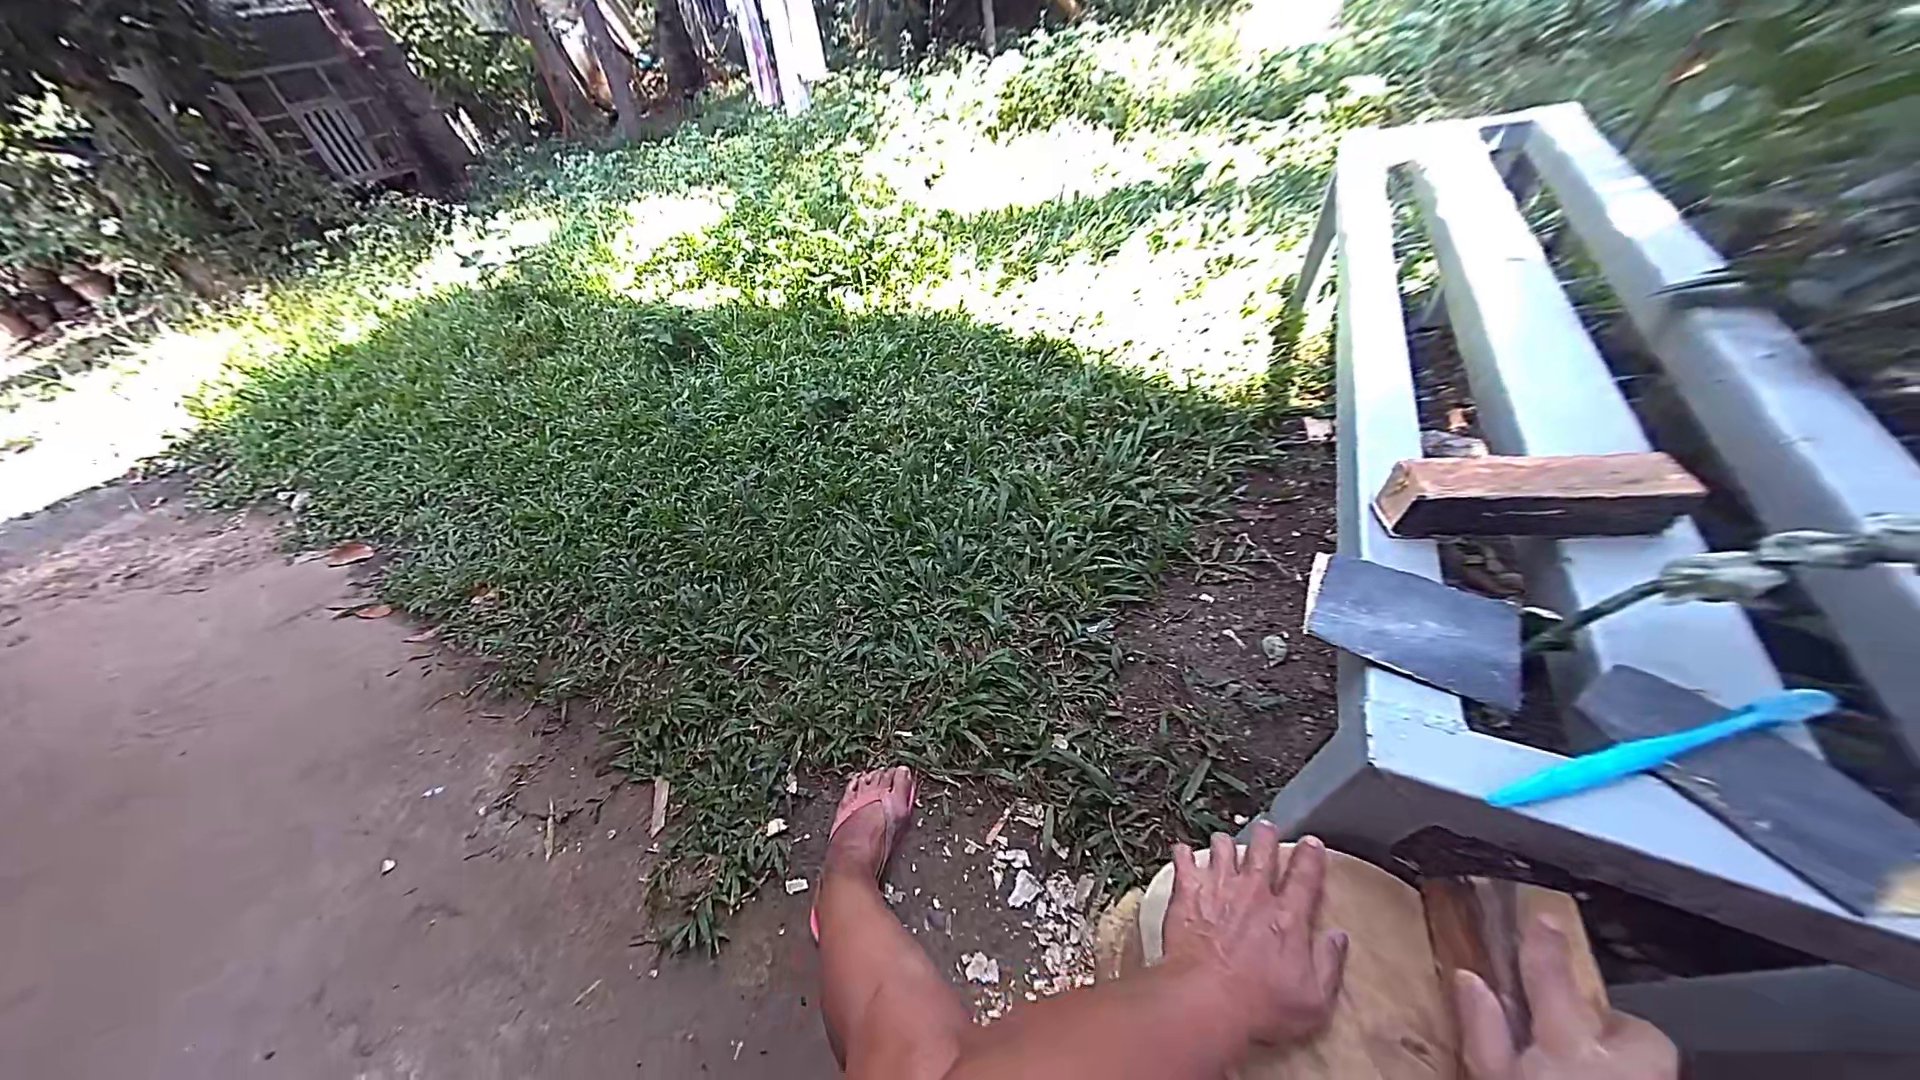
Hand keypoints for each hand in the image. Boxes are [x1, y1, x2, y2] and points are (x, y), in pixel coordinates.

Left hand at [1160, 823, 1349, 1045]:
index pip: (1305, 877)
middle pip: (1262, 852)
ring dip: (1225, 843)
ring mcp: (1218, 887)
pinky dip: (1183, 853)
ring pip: (1222, 849)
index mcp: (1287, 916)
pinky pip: (1183, 860)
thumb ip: (1329, 964)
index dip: (1310, 857)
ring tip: (1224, 840)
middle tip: (1266, 827)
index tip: (1312, 842)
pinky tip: (1182, 851)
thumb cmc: (1262, 1005)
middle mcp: (1253, 893)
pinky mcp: (1188, 891)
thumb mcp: (1314, 999)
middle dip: (1266, 836)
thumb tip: (1339, 937)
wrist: (1208, 998)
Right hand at [1453, 915, 1677, 1079]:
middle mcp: (1622, 1074)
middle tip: (1578, 1031)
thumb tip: (1470, 979)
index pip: (1555, 981)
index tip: (1544, 917)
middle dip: (1618, 1028)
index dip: (1545, 945)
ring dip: (1620, 1063)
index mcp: (1572, 1055)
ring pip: (1650, 1070)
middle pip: (1645, 1037)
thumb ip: (1484, 1033)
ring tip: (1582, 1072)